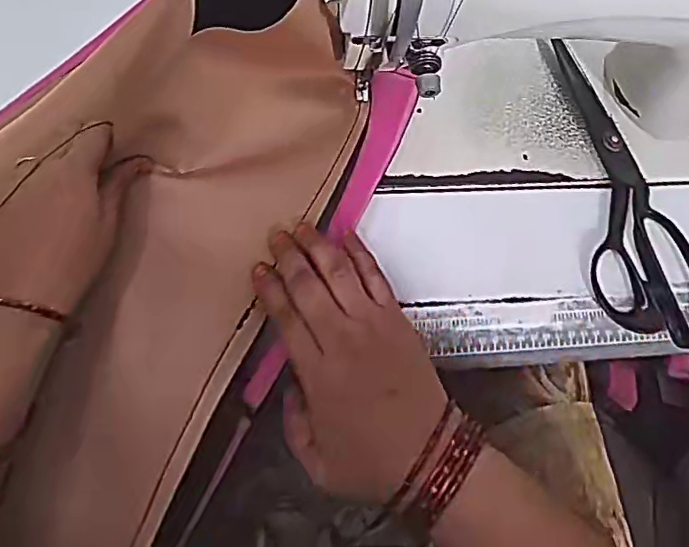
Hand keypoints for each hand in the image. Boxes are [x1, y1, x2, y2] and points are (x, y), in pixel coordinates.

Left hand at [0, 124, 148, 315]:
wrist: (16, 306)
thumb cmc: (74, 263)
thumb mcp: (107, 225)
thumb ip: (119, 185)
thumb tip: (137, 161)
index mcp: (73, 169)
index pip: (94, 133)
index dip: (108, 141)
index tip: (116, 160)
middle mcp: (41, 170)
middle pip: (67, 146)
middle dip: (83, 155)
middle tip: (97, 183)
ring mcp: (14, 189)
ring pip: (43, 167)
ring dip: (59, 175)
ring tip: (70, 205)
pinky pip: (23, 190)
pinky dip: (37, 196)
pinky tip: (42, 224)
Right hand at [253, 225, 447, 503]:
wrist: (430, 457)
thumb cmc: (371, 461)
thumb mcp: (316, 461)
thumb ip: (292, 421)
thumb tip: (289, 384)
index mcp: (317, 374)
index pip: (286, 317)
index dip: (270, 289)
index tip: (259, 270)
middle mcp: (342, 339)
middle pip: (308, 286)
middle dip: (288, 257)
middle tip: (275, 236)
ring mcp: (372, 323)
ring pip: (339, 272)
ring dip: (318, 245)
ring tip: (302, 226)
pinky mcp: (396, 317)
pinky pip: (375, 276)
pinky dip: (360, 252)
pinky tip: (346, 236)